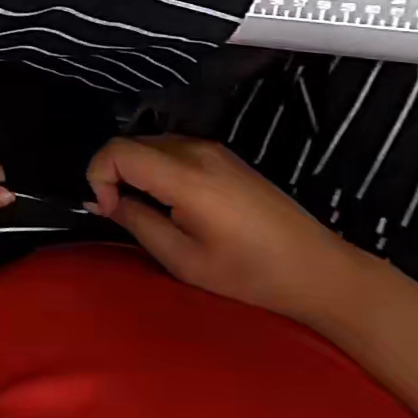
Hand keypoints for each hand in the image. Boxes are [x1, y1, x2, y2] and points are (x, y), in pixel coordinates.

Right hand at [85, 136, 367, 322]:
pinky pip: (169, 147)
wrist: (319, 270)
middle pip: (129, 142)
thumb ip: (137, 222)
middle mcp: (195, 149)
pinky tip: (170, 199)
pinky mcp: (220, 152)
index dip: (98, 175)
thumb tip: (101, 201)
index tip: (108, 210)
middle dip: (113, 173)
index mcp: (186, 176)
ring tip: (146, 208)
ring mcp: (210, 147)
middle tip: (121, 212)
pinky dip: (154, 166)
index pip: (117, 150)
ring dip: (133, 169)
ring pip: (147, 142)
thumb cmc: (251, 275)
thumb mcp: (185, 261)